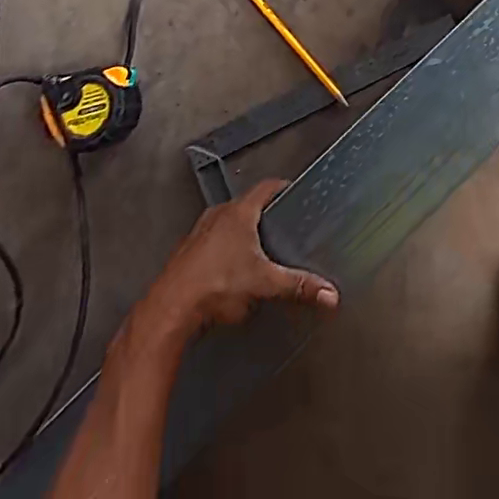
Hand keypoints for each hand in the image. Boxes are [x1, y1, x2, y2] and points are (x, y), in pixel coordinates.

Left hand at [138, 179, 338, 335]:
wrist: (170, 310)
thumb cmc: (211, 287)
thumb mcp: (266, 285)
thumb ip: (299, 286)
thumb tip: (328, 292)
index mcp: (238, 213)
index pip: (266, 187)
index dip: (281, 187)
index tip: (290, 188)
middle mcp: (216, 217)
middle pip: (245, 206)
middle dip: (262, 215)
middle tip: (277, 224)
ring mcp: (198, 234)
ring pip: (225, 224)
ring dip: (239, 232)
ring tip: (254, 251)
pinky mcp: (186, 254)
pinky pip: (210, 244)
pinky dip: (221, 251)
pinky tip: (228, 273)